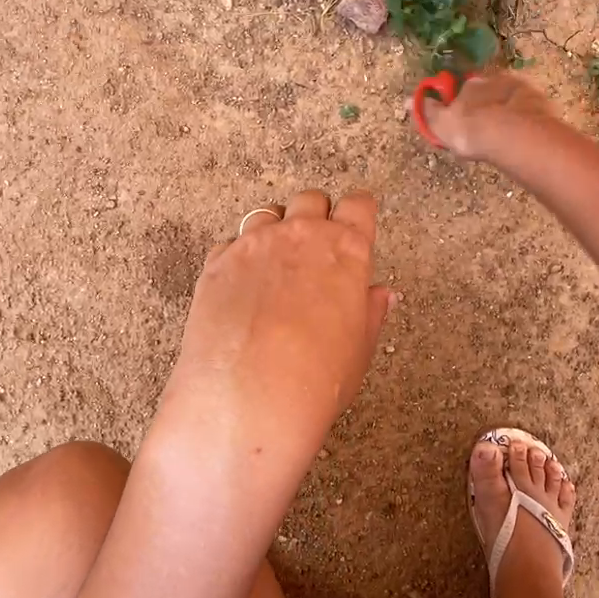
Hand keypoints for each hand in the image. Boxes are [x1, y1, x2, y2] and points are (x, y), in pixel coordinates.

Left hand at [155, 190, 392, 468]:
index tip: (357, 218)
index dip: (358, 211)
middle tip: (316, 246)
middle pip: (310, 200)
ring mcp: (254, 244)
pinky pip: (231, 243)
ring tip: (275, 265)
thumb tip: (380, 295)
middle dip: (315, 216)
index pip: (358, 205)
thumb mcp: (358, 349)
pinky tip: (243, 286)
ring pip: (267, 215)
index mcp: (345, 250)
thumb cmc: (314, 378)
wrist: (248, 397)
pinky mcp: (218, 261)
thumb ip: (370, 312)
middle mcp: (300, 235)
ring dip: (275, 231)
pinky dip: (239, 256)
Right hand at [418, 71, 561, 160]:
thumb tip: (407, 101)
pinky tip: (525, 133)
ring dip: (509, 110)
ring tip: (509, 134)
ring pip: (511, 98)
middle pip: (490, 91)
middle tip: (489, 129)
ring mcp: (520, 88)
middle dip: (489, 105)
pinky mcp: (541, 100)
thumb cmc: (472, 130)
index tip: (466, 120)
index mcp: (469, 84)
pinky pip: (531, 107)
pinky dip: (527, 117)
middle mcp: (494, 79)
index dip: (464, 104)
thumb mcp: (441, 125)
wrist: (512, 134)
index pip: (464, 89)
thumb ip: (427, 112)